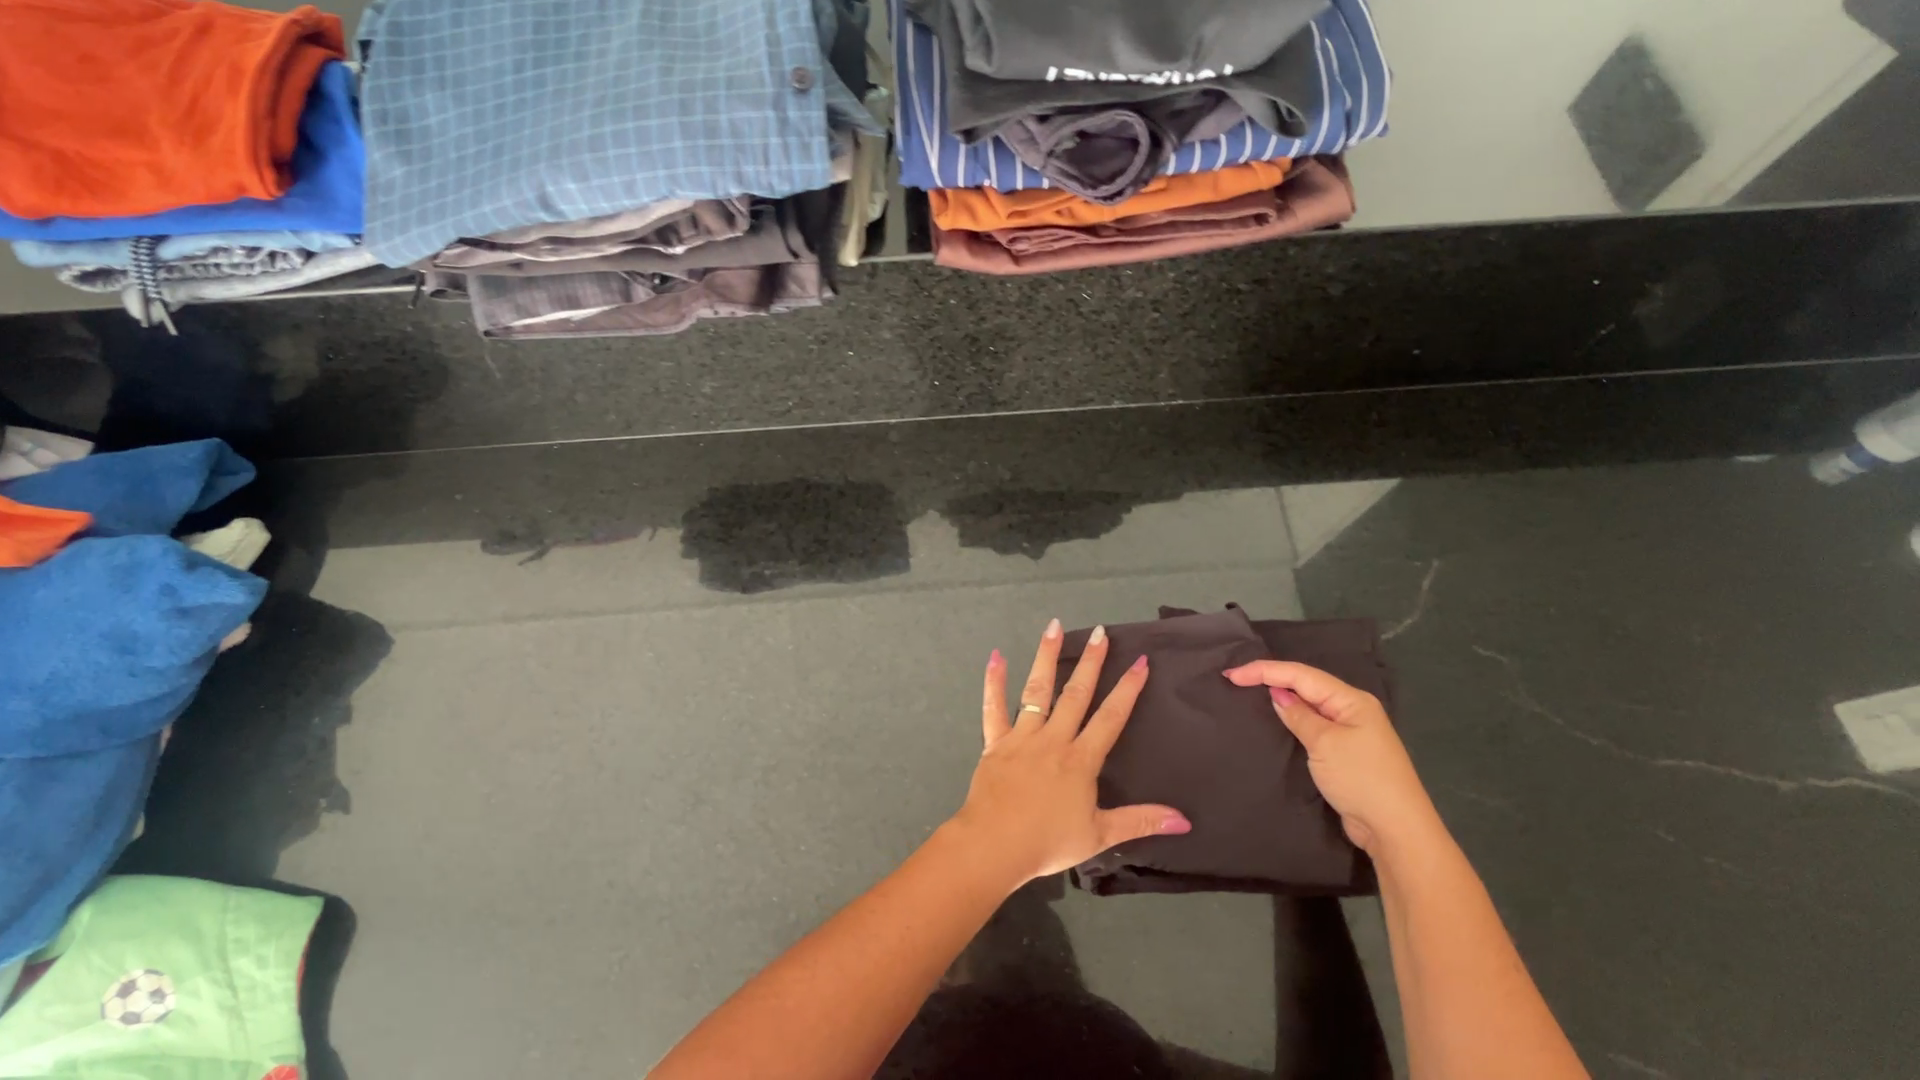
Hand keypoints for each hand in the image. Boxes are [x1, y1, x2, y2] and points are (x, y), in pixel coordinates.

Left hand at [949, 619, 1191, 885]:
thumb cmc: (1047, 842)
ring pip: (1037, 690)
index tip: (1140, 662)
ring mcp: (1022, 737)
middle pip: (1076, 693)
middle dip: (1092, 661)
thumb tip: (1184, 821)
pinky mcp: (995, 743)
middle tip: (1100, 631)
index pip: (1111, 717)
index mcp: (1081, 759)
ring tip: (1054, 626)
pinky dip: (994, 682)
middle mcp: (1053, 739)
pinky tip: (996, 656)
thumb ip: (1140, 822)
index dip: (1128, 688)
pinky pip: (994, 708)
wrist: (994, 846)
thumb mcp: (1100, 835)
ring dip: (1046, 656)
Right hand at [1224, 661, 1439, 857]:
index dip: (1265, 670)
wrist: (1395, 828)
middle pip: (1306, 684)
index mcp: (1351, 700)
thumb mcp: (1325, 744)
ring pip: (1309, 704)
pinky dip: (1293, 718)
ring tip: (1249, 692)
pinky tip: (1277, 719)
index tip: (1231, 675)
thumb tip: (1279, 695)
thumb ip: (1300, 716)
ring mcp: (1350, 732)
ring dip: (1282, 696)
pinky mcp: (1344, 752)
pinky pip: (1313, 725)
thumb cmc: (1361, 779)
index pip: (1301, 675)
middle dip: (1272, 677)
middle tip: (1235, 679)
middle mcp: (1352, 710)